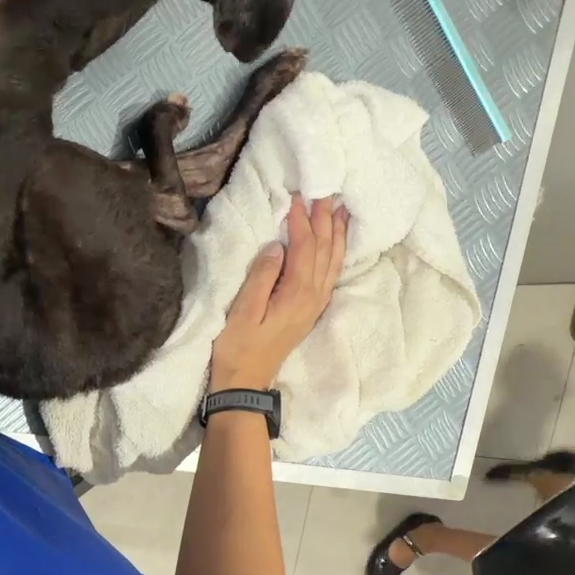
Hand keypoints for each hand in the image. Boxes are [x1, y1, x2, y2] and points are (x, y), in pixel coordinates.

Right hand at [210, 195, 347, 392]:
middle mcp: (313, 295)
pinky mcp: (310, 309)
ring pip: (333, 260)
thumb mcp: (242, 312)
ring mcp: (315, 303)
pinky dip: (335, 251)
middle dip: (325, 220)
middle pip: (325, 250)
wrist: (245, 382)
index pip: (303, 248)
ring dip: (336, 232)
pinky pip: (330, 271)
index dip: (301, 222)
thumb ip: (261, 277)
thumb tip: (277, 247)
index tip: (296, 197)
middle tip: (325, 193)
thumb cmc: (237, 348)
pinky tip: (334, 242)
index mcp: (296, 293)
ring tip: (338, 208)